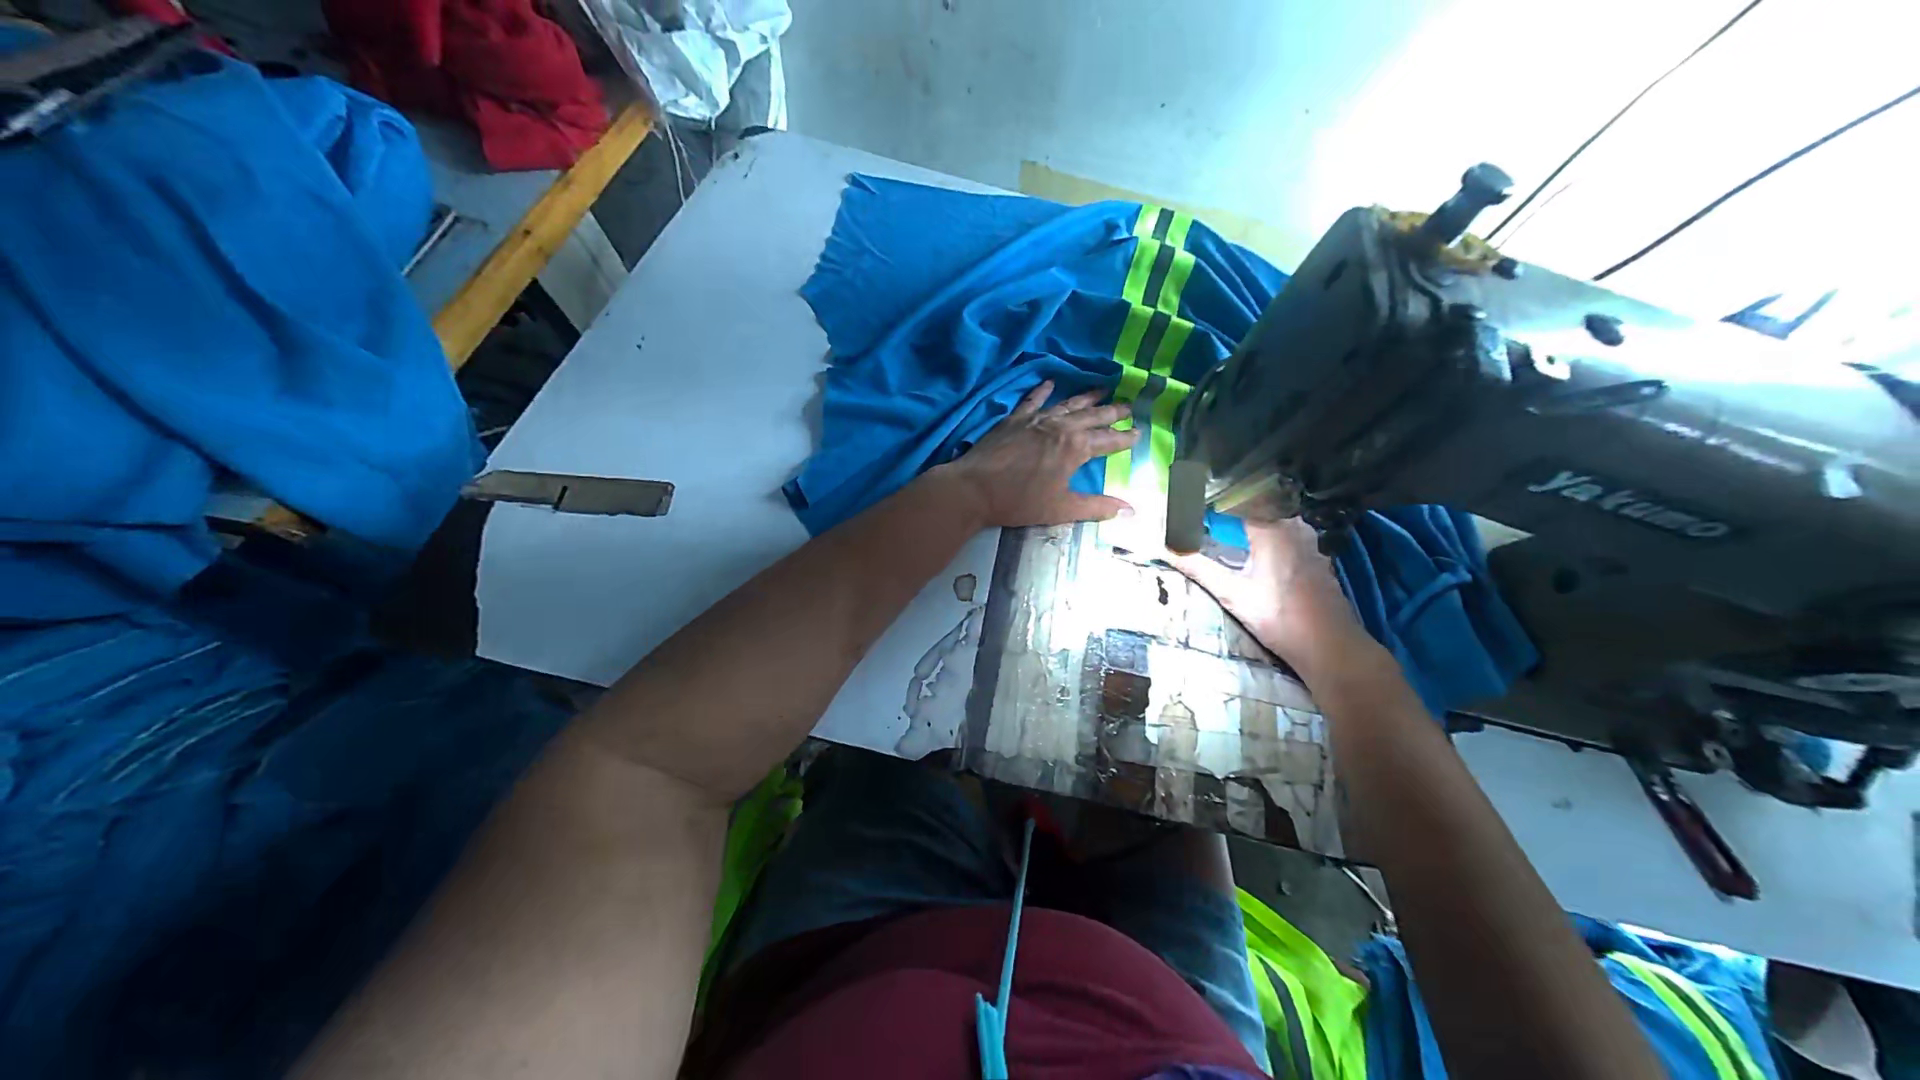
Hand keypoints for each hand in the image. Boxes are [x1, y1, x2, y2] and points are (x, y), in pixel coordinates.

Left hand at [934, 381, 1135, 526]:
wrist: (974, 488)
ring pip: (1067, 404)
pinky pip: (1032, 399)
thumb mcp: (1062, 509)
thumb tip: (1130, 511)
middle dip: (1112, 410)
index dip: (1125, 437)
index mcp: (1075, 448)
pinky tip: (1049, 383)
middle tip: (1128, 404)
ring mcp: (1035, 419)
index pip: (1108, 440)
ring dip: (1086, 397)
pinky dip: (1042, 390)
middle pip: (1092, 415)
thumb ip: (1098, 507)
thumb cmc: (1019, 501)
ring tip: (1102, 388)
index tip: (1139, 432)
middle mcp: (1060, 427)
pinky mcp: (1014, 419)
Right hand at [1169, 518, 1376, 678]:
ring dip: (1249, 520)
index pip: (1237, 499)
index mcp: (1272, 528)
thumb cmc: (1279, 618)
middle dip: (1229, 507)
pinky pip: (1287, 533)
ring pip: (1274, 518)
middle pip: (1257, 505)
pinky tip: (1253, 549)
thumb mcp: (1232, 595)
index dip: (1211, 498)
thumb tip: (1165, 549)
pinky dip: (1267, 534)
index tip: (1189, 499)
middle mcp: (1294, 526)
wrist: (1330, 646)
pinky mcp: (1316, 555)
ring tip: (1222, 527)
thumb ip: (1199, 568)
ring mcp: (1310, 540)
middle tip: (1202, 513)